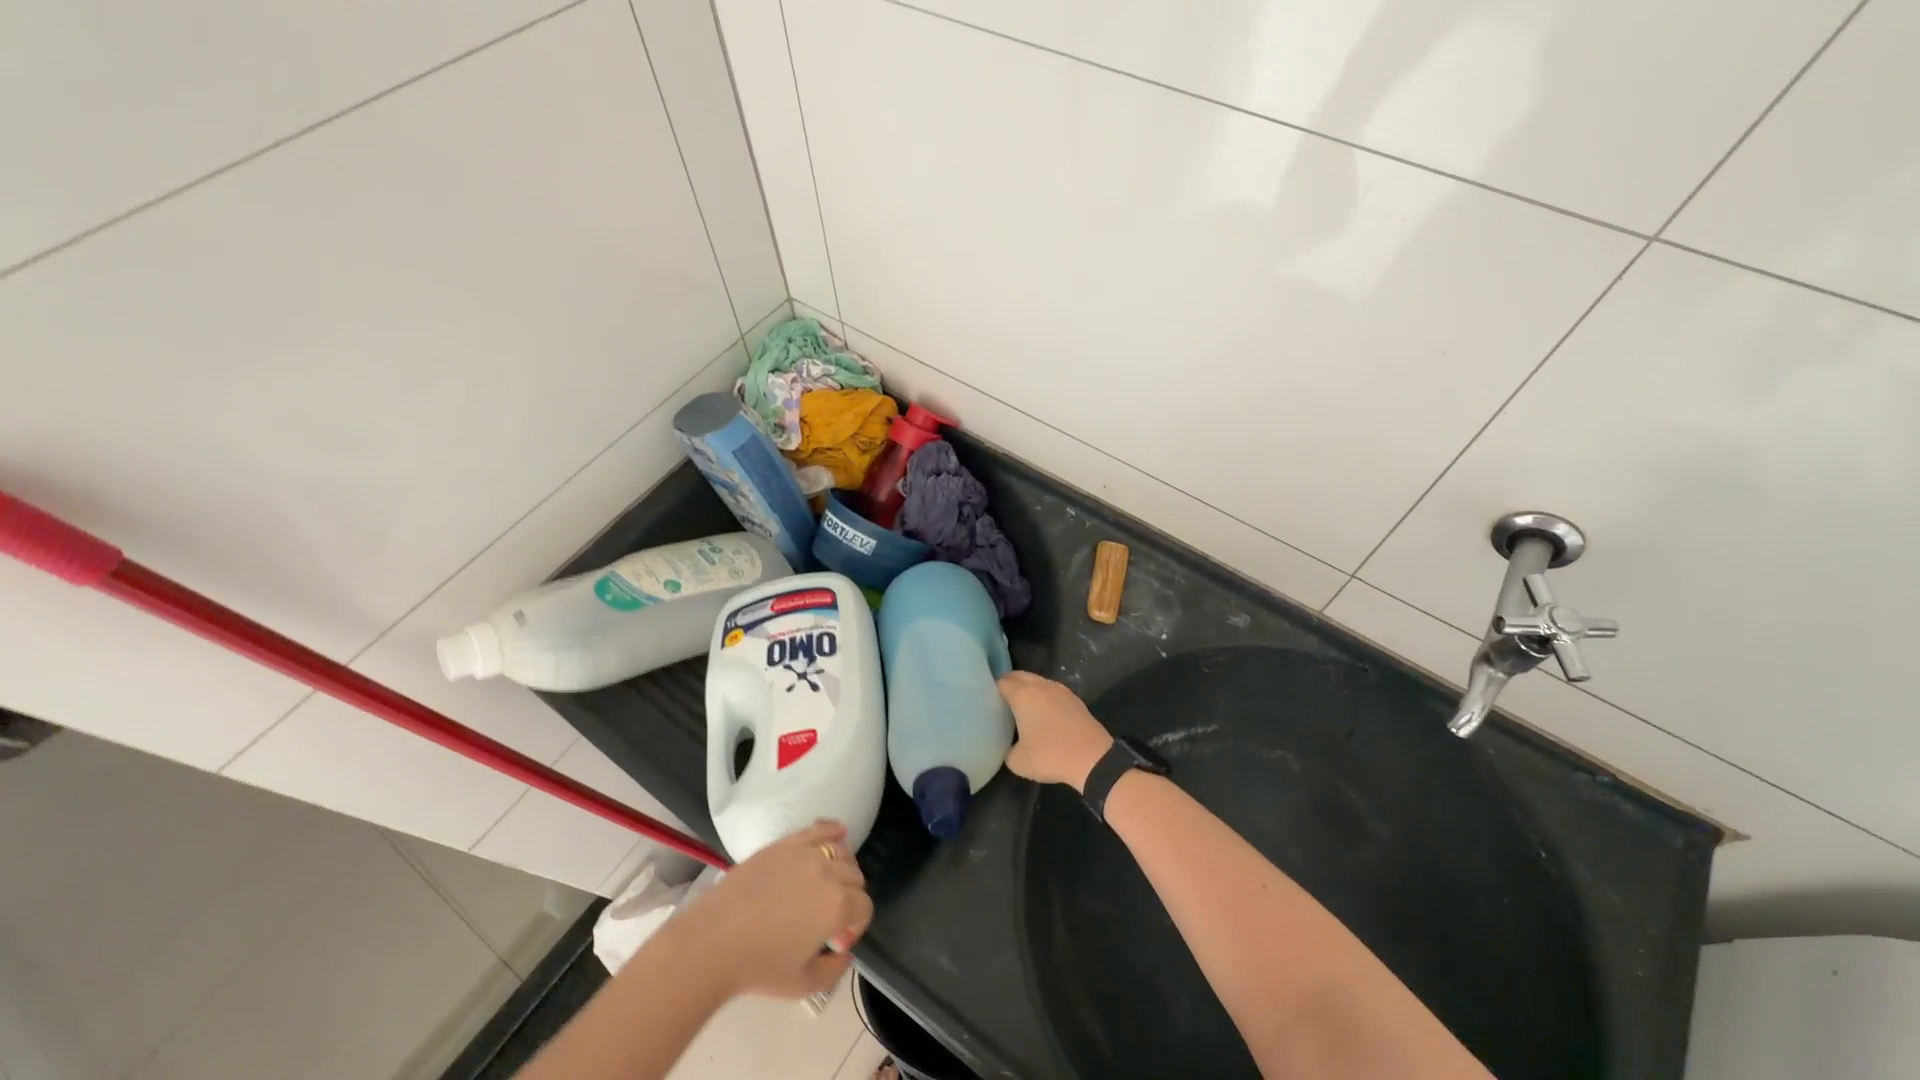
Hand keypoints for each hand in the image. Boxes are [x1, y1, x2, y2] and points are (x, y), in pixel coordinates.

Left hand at [666, 821, 872, 999]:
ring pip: (841, 852)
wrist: (711, 943)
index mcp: (838, 906)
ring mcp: (804, 854)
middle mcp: (827, 873)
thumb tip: (843, 954)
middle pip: (855, 878)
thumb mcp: (804, 985)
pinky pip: (817, 829)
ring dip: (842, 869)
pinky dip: (832, 830)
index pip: (865, 908)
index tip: (835, 941)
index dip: (855, 927)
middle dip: (849, 898)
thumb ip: (834, 971)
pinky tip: (837, 833)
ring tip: (825, 885)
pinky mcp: (782, 845)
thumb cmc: (758, 967)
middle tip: (826, 918)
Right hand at [999, 671, 1113, 791]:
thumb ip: (1007, 749)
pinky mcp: (1075, 700)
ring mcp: (1061, 691)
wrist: (1093, 759)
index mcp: (1023, 695)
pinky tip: (1042, 714)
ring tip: (1020, 707)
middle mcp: (1041, 686)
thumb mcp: (1018, 761)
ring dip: (1028, 689)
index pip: (1002, 682)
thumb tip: (1011, 745)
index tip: (985, 700)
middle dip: (1009, 684)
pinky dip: (1043, 697)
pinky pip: (1052, 692)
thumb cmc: (1050, 756)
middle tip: (999, 701)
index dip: (991, 689)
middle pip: (1019, 676)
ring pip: (1038, 682)